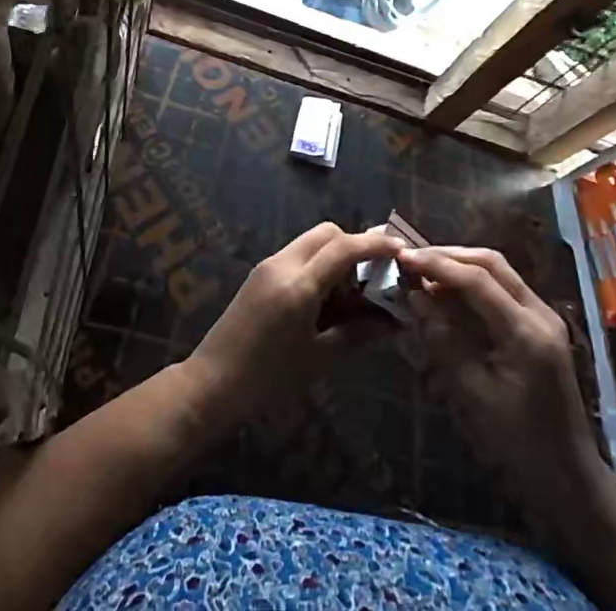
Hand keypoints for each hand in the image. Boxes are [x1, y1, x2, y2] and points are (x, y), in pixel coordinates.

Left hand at [184, 223, 400, 424]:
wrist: (213, 382)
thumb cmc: (268, 378)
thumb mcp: (319, 358)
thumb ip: (357, 334)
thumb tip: (393, 322)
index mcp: (298, 284)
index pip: (343, 247)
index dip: (376, 244)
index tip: (402, 250)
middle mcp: (281, 264)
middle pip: (326, 233)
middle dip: (356, 245)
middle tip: (378, 274)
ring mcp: (266, 267)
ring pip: (310, 243)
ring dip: (336, 255)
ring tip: (356, 292)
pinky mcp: (259, 275)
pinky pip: (296, 257)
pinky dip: (318, 265)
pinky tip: (329, 298)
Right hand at [398, 246, 603, 498]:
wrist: (565, 473)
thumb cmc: (516, 439)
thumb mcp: (471, 391)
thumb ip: (442, 338)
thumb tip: (415, 295)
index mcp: (527, 331)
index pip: (477, 279)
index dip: (437, 264)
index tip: (402, 257)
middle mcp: (541, 314)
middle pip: (492, 264)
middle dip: (448, 256)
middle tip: (411, 259)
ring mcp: (544, 318)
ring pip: (499, 272)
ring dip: (460, 265)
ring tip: (423, 270)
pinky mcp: (540, 327)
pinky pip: (503, 289)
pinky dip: (472, 283)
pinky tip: (447, 293)